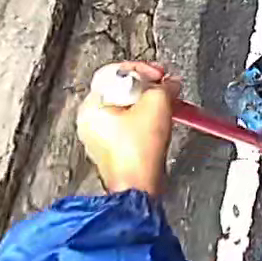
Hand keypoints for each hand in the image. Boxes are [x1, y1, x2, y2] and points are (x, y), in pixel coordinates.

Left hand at [76, 62, 176, 196]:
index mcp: (91, 106)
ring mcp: (100, 137)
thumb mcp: (157, 103)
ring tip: (166, 104)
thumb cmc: (139, 152)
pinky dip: (144, 120)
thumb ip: (165, 86)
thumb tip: (171, 84)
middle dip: (146, 86)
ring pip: (126, 107)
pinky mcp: (113, 150)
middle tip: (164, 87)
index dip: (140, 70)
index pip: (114, 73)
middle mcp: (90, 120)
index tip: (158, 75)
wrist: (139, 190)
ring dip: (148, 103)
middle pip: (120, 89)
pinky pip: (128, 125)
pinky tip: (160, 122)